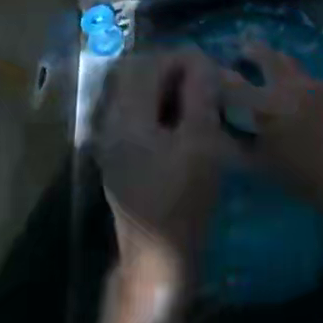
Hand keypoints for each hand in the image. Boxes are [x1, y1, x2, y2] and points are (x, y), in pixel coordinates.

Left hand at [92, 49, 228, 278]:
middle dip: (174, 71)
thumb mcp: (201, 143)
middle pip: (138, 73)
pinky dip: (162, 108)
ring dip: (168, 89)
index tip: (213, 72)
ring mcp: (111, 141)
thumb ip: (199, 94)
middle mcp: (110, 122)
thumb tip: (200, 60)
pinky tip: (186, 125)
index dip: (183, 59)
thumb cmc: (183, 202)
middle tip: (207, 85)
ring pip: (137, 92)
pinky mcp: (120, 156)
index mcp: (126, 117)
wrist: (158, 263)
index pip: (149, 63)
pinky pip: (138, 114)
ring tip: (200, 103)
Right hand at [221, 42, 322, 211]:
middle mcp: (285, 86)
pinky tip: (291, 91)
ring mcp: (308, 82)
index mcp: (264, 107)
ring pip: (284, 58)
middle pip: (262, 53)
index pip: (232, 80)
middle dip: (247, 51)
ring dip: (271, 58)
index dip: (217, 73)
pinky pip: (302, 73)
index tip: (209, 73)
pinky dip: (291, 76)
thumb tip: (219, 122)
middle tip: (240, 55)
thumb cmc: (299, 176)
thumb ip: (235, 139)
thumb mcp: (257, 164)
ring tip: (264, 66)